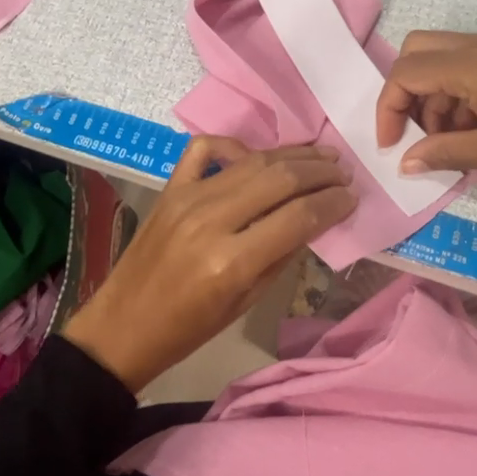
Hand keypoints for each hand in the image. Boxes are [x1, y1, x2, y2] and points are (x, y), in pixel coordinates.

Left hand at [62, 137, 355, 392]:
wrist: (123, 327)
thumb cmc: (189, 330)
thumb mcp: (246, 302)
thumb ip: (281, 255)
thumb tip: (315, 219)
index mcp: (231, 262)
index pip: (297, 217)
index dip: (331, 204)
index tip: (353, 198)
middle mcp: (211, 220)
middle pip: (279, 179)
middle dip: (318, 173)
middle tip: (343, 172)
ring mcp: (188, 197)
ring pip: (252, 161)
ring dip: (292, 155)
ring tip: (321, 155)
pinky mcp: (171, 187)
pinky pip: (207, 149)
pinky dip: (236, 145)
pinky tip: (257, 155)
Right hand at [376, 31, 476, 210]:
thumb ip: (446, 152)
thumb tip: (404, 162)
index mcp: (473, 64)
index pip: (406, 72)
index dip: (388, 107)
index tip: (392, 146)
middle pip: (417, 53)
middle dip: (406, 92)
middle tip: (414, 135)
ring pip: (442, 59)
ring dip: (433, 97)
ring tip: (449, 143)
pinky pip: (468, 66)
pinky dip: (457, 94)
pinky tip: (473, 132)